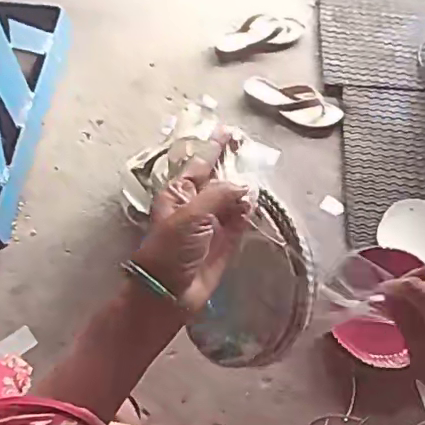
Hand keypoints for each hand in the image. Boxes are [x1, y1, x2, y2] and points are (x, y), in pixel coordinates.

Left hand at [131, 147, 250, 312]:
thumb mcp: (190, 215)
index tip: (227, 131)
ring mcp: (211, 226)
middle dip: (232, 166)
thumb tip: (244, 186)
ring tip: (256, 178)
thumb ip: (219, 196)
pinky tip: (255, 203)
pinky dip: (248, 212)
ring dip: (242, 191)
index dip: (213, 148)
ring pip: (231, 201)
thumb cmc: (170, 249)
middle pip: (217, 181)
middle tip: (249, 150)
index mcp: (178, 194)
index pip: (199, 164)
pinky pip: (240, 222)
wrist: (168, 293)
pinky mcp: (224, 244)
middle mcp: (195, 206)